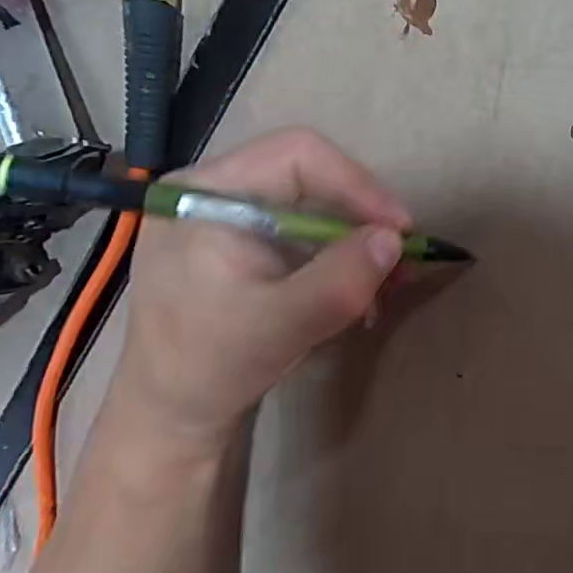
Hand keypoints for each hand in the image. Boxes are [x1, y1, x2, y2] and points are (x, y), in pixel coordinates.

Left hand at [103, 129, 412, 452]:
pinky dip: (337, 263)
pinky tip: (357, 298)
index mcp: (207, 192)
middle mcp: (217, 192)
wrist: (170, 415)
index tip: (400, 230)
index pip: (297, 156)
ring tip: (385, 289)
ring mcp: (229, 219)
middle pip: (310, 181)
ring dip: (356, 247)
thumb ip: (338, 281)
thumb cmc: (208, 367)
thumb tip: (395, 239)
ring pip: (314, 210)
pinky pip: (304, 237)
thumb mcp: (278, 326)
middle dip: (362, 223)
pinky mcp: (244, 248)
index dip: (358, 185)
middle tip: (401, 264)